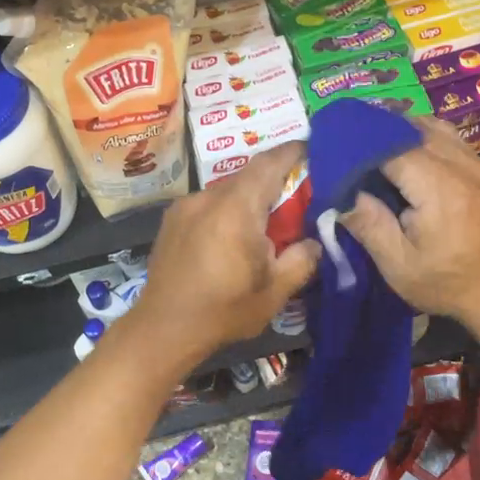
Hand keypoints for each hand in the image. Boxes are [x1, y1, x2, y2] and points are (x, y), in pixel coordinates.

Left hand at [128, 142, 320, 361]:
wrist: (164, 329)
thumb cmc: (224, 310)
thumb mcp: (275, 291)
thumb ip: (301, 260)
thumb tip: (315, 241)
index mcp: (236, 208)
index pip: (269, 164)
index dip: (291, 153)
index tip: (310, 151)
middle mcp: (207, 198)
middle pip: (247, 176)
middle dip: (273, 181)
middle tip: (295, 198)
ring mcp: (185, 207)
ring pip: (226, 191)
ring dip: (247, 200)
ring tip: (263, 224)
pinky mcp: (171, 221)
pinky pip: (207, 205)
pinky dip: (226, 211)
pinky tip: (231, 238)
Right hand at [339, 117, 479, 328]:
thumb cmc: (448, 283)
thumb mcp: (398, 265)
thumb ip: (368, 224)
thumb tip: (341, 192)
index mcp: (440, 188)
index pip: (391, 147)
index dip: (359, 149)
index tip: (333, 158)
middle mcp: (461, 165)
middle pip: (411, 129)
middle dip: (376, 134)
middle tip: (346, 151)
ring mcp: (475, 163)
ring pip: (431, 126)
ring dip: (400, 132)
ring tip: (372, 150)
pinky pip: (446, 137)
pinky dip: (421, 137)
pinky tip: (403, 156)